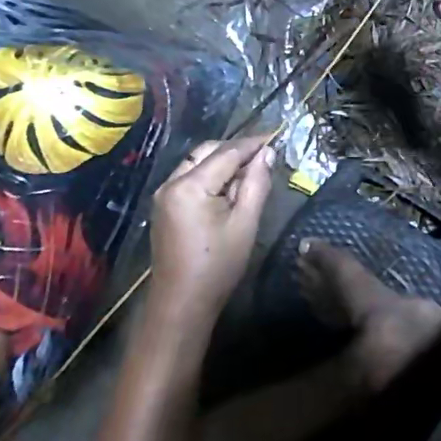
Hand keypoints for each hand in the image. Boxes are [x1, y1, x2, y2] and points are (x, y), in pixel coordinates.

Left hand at [148, 136, 274, 325]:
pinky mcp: (164, 206)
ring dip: (224, 161)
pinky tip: (230, 187)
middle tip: (266, 154)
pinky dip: (211, 174)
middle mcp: (171, 182)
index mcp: (190, 185)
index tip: (276, 136)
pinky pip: (190, 177)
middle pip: (208, 151)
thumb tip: (267, 154)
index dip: (253, 143)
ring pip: (198, 162)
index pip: (227, 152)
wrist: (181, 304)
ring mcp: (164, 194)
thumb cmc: (217, 266)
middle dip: (237, 150)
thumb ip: (256, 184)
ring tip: (252, 170)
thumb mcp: (245, 223)